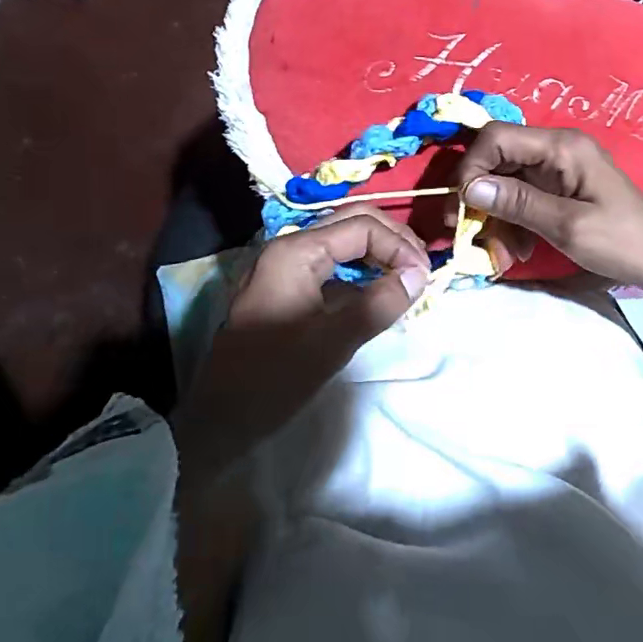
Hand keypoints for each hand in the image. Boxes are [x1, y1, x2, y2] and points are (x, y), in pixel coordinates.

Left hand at [178, 206, 428, 483]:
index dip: (398, 246)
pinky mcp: (288, 286)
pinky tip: (380, 290)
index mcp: (296, 251)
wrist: (219, 418)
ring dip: (378, 253)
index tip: (423, 279)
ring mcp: (286, 265)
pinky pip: (333, 264)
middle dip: (392, 240)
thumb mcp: (332, 343)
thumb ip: (379, 304)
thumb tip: (419, 276)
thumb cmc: (273, 378)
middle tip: (421, 269)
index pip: (361, 227)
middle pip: (352, 222)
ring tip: (407, 277)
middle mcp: (290, 247)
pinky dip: (361, 270)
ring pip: (343, 241)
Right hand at [456, 123, 642, 297]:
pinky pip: (520, 199)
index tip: (461, 206)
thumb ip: (519, 204)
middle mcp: (555, 149)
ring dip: (495, 219)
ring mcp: (556, 170)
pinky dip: (512, 224)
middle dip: (480, 198)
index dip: (472, 166)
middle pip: (497, 161)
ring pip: (504, 184)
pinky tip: (518, 252)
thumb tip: (471, 189)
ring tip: (502, 256)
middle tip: (466, 233)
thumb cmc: (621, 240)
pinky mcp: (557, 190)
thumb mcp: (568, 225)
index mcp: (562, 146)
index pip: (497, 137)